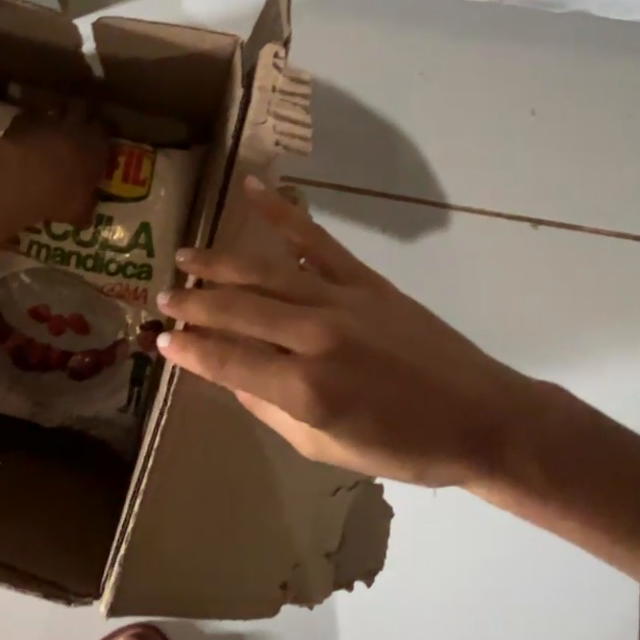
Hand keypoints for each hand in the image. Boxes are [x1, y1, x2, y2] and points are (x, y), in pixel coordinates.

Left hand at [0, 99, 108, 225]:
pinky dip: (28, 119)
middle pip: (82, 108)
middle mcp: (76, 127)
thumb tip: (86, 218)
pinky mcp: (23, 120)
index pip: (105, 130)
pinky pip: (29, 114)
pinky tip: (25, 129)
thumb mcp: (77, 211)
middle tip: (75, 121)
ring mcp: (49, 120)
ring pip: (56, 106)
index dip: (100, 133)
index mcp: (96, 146)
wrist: (24, 178)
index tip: (96, 138)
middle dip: (79, 112)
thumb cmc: (60, 196)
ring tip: (50, 122)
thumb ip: (84, 210)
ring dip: (54, 112)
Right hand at [157, 178, 541, 488]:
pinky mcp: (362, 278)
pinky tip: (250, 190)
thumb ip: (269, 408)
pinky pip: (313, 239)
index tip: (159, 339)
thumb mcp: (325, 449)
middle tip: (161, 298)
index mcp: (303, 389)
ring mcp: (338, 299)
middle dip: (192, 304)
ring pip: (262, 272)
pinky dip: (280, 212)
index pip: (224, 360)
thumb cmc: (402, 446)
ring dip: (218, 263)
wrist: (480, 417)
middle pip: (236, 310)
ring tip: (184, 257)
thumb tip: (227, 375)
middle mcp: (313, 337)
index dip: (186, 350)